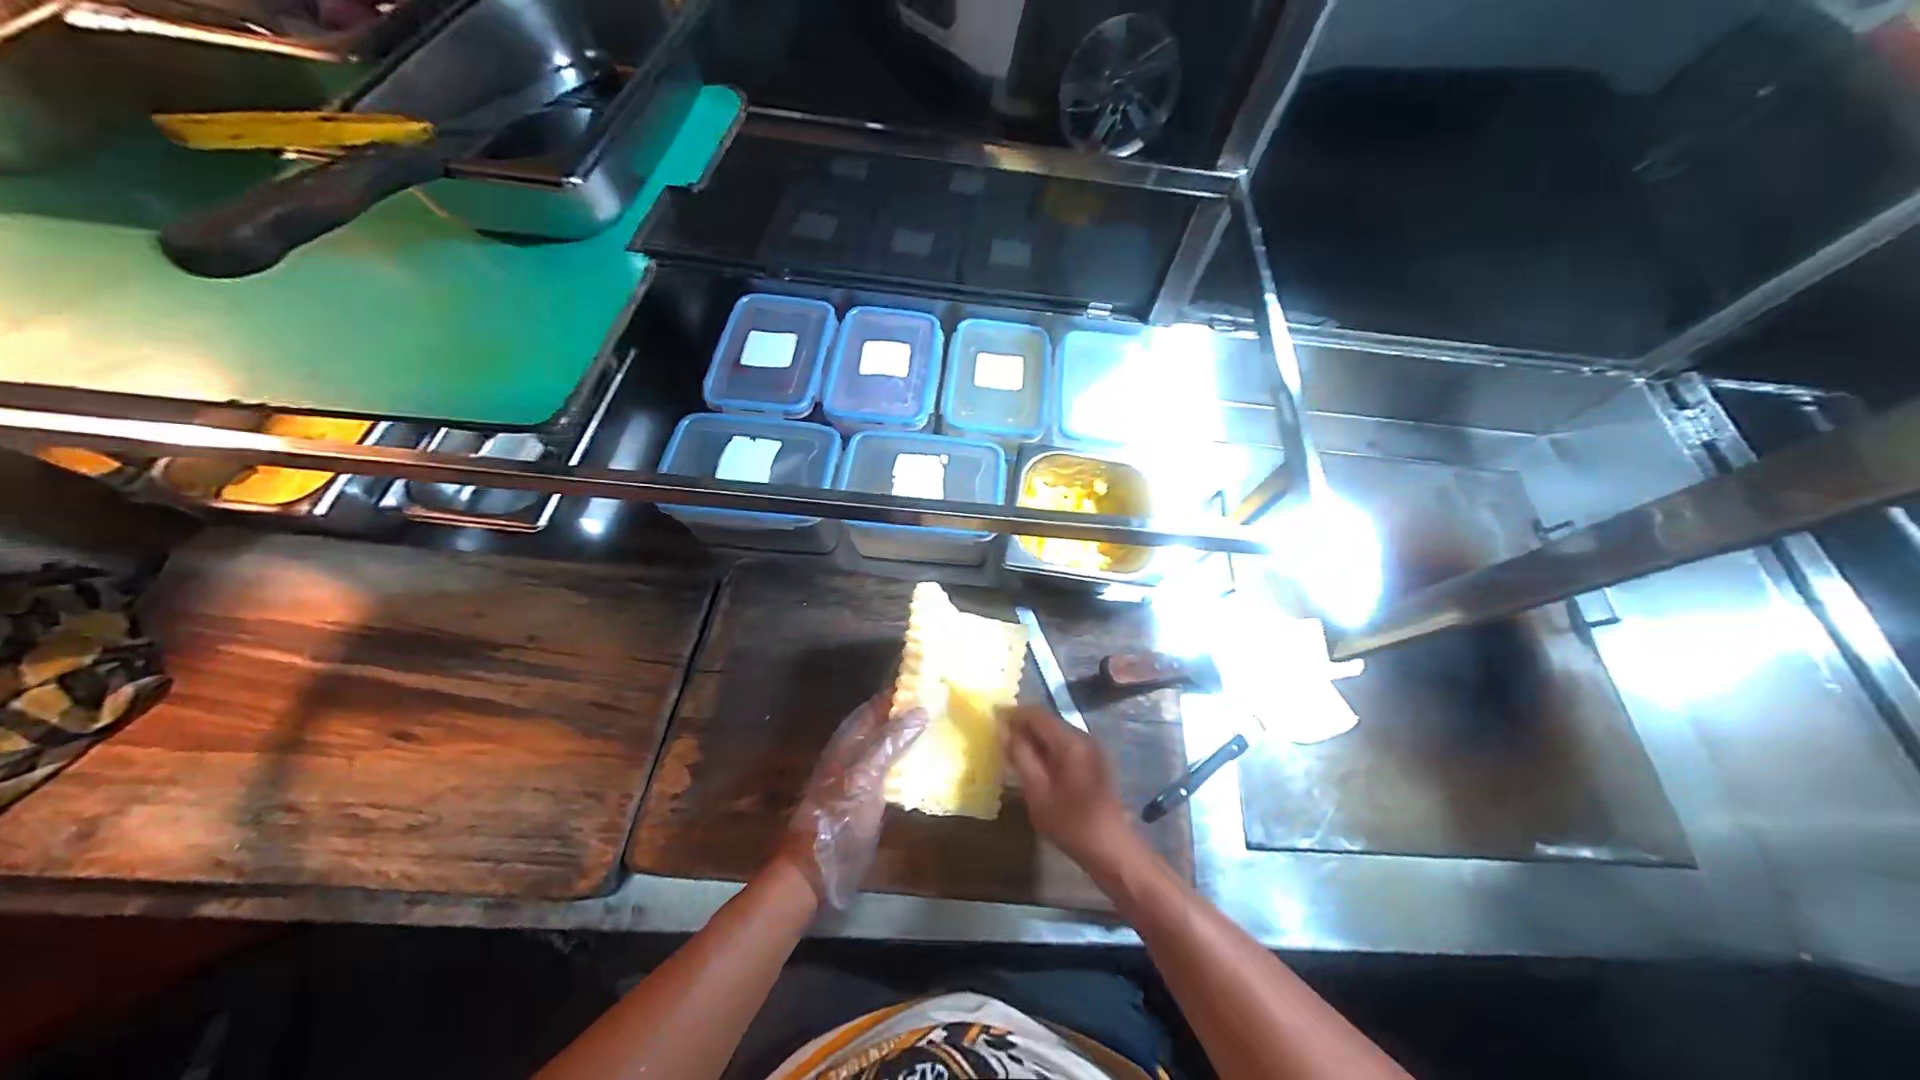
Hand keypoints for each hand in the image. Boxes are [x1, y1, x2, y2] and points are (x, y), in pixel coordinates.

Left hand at [784, 694, 927, 909]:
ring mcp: (860, 777)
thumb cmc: (837, 820)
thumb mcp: (865, 779)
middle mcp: (853, 754)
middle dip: (909, 715)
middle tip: (943, 706)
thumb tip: (918, 711)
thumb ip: (889, 744)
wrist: (814, 869)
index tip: (929, 683)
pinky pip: (892, 770)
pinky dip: (910, 763)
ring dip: (911, 738)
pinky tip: (929, 766)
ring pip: (888, 747)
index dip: (898, 694)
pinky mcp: (867, 799)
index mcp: (848, 742)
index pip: (875, 707)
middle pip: (883, 725)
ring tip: (942, 730)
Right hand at [1005, 706, 1143, 877]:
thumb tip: (1003, 728)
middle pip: (1047, 720)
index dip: (1012, 714)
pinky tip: (1036, 768)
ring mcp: (1092, 748)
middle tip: (1000, 743)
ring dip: (1034, 739)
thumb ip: (1020, 756)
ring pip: (1055, 732)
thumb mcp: (1037, 792)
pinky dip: (1047, 749)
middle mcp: (1083, 736)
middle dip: (1022, 727)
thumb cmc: (1070, 824)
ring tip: (1014, 756)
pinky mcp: (1094, 760)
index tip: (991, 723)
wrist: (1112, 850)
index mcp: (1070, 742)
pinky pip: (1065, 744)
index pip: (1036, 713)